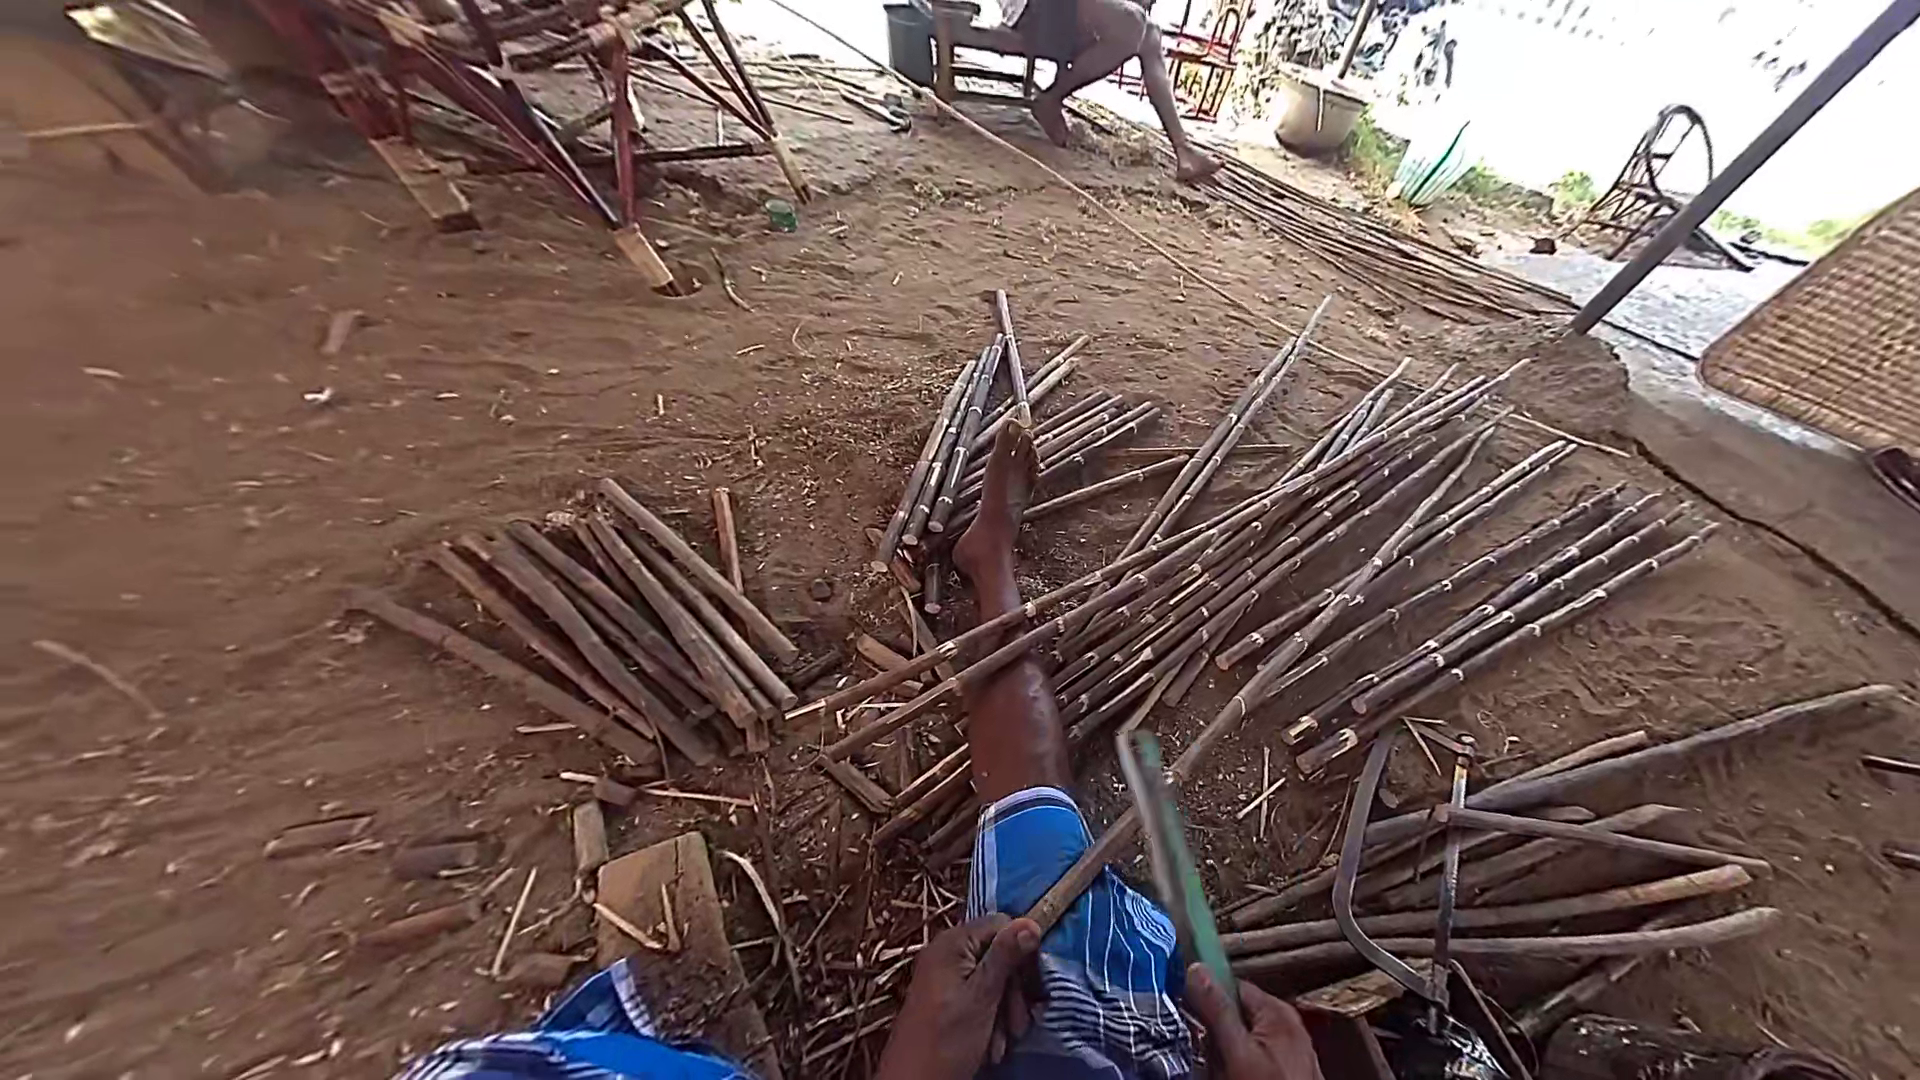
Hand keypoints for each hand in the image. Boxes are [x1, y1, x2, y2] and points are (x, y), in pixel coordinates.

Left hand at [874, 914, 1041, 1079]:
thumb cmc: (946, 1040)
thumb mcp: (981, 997)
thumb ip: (1005, 957)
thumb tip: (1032, 922)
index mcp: (953, 941)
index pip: (999, 924)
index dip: (1020, 950)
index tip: (1032, 984)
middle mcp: (947, 951)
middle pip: (996, 953)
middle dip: (1012, 989)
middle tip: (1017, 1024)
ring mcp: (944, 975)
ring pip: (990, 979)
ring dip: (1003, 1010)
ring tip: (1002, 1042)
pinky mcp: (944, 998)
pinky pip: (976, 996)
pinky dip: (988, 1019)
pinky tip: (990, 1047)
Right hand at [1185, 963, 1324, 1079]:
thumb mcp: (1238, 1055)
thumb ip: (1217, 1009)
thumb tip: (1195, 968)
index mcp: (1277, 1012)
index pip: (1228, 984)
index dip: (1207, 1000)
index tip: (1192, 1019)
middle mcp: (1286, 1027)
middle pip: (1233, 1013)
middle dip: (1216, 1034)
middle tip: (1211, 1058)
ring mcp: (1289, 1054)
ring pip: (1239, 1041)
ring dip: (1224, 1056)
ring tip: (1223, 1075)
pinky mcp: (1287, 1076)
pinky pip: (1251, 1062)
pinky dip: (1238, 1070)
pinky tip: (1234, 1079)